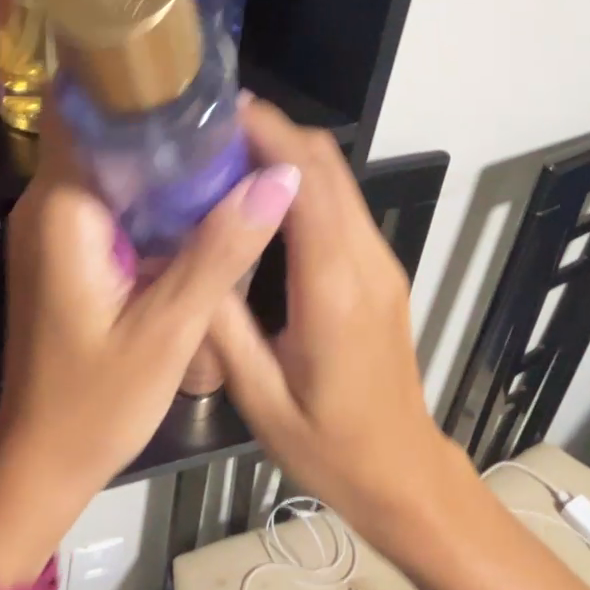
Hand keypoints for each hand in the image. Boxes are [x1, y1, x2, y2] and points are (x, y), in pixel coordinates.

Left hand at [0, 106, 300, 588]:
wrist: (44, 461)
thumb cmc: (96, 402)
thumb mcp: (168, 330)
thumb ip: (219, 250)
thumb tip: (280, 177)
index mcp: (63, 210)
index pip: (86, 114)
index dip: (135, 85)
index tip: (192, 72)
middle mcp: (48, 205)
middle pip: (100, 133)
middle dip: (158, 118)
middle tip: (226, 109)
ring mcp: (56, 227)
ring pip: (107, 164)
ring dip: (158, 155)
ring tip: (223, 141)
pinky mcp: (67, 249)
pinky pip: (109, 199)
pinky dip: (149, 191)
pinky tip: (197, 197)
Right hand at [205, 98, 439, 535]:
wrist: (407, 477)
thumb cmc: (328, 446)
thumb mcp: (258, 397)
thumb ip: (221, 321)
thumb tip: (182, 250)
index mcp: (332, 290)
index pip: (306, 185)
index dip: (267, 135)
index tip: (217, 111)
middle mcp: (366, 261)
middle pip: (327, 165)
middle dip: (273, 130)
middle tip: (208, 125)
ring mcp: (380, 261)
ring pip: (338, 176)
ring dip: (287, 149)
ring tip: (224, 148)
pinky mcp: (380, 268)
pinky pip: (341, 201)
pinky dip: (302, 177)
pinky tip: (258, 190)